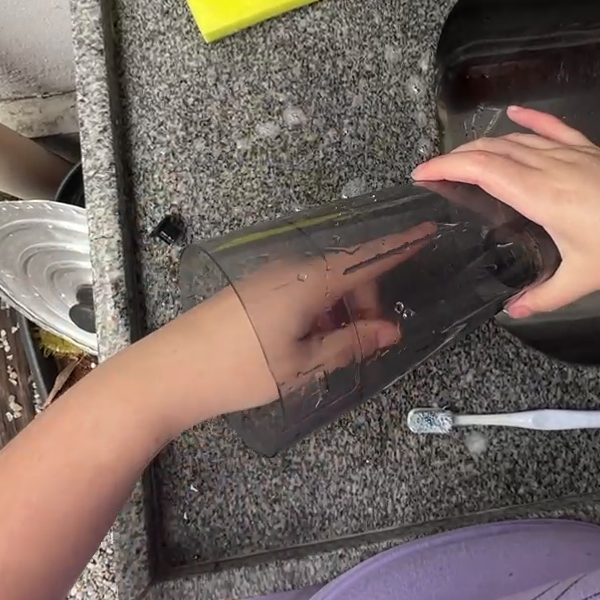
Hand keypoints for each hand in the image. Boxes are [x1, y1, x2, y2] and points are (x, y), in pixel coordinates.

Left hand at [138, 224, 432, 429]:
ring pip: (325, 284)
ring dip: (342, 310)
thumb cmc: (240, 370)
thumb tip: (391, 330)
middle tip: (371, 341)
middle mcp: (293, 270)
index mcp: (310, 282)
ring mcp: (272, 277)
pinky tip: (309, 343)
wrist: (170, 371)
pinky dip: (320, 311)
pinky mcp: (257, 289)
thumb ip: (351, 343)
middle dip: (368, 301)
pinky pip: (303, 290)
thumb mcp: (303, 364)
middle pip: (348, 273)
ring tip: (335, 350)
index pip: (367, 257)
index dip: (400, 245)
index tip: (429, 228)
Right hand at [412, 106, 599, 317]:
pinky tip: (515, 113)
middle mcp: (551, 168)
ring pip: (518, 140)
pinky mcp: (592, 151)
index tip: (422, 172)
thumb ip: (544, 296)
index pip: (483, 170)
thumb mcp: (584, 279)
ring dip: (486, 144)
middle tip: (436, 170)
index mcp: (542, 196)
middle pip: (493, 151)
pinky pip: (554, 129)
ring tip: (464, 155)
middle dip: (458, 156)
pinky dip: (531, 120)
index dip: (447, 166)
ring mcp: (573, 154)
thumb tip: (513, 311)